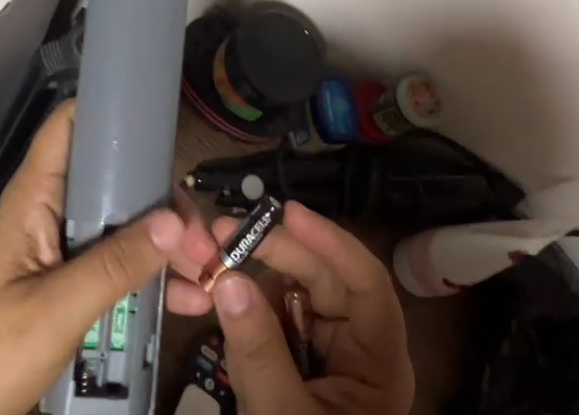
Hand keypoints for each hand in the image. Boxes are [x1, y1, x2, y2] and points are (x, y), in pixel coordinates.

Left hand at [0, 100, 218, 414]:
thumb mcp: (55, 311)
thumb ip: (114, 265)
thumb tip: (175, 222)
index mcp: (34, 199)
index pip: (69, 126)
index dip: (111, 112)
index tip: (164, 129)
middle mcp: (50, 212)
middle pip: (114, 179)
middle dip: (163, 202)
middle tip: (203, 239)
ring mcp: (61, 248)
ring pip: (124, 224)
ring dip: (166, 244)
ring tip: (207, 274)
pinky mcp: (69, 283)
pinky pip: (119, 264)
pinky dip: (151, 277)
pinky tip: (186, 299)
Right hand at [206, 201, 413, 414]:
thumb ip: (257, 351)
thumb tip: (228, 279)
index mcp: (378, 362)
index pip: (367, 284)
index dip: (331, 243)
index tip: (288, 214)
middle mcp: (354, 349)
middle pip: (320, 282)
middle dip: (271, 254)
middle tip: (222, 232)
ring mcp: (319, 355)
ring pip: (286, 297)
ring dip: (244, 276)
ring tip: (201, 262)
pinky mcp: (289, 364)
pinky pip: (264, 321)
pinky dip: (235, 308)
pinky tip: (200, 298)